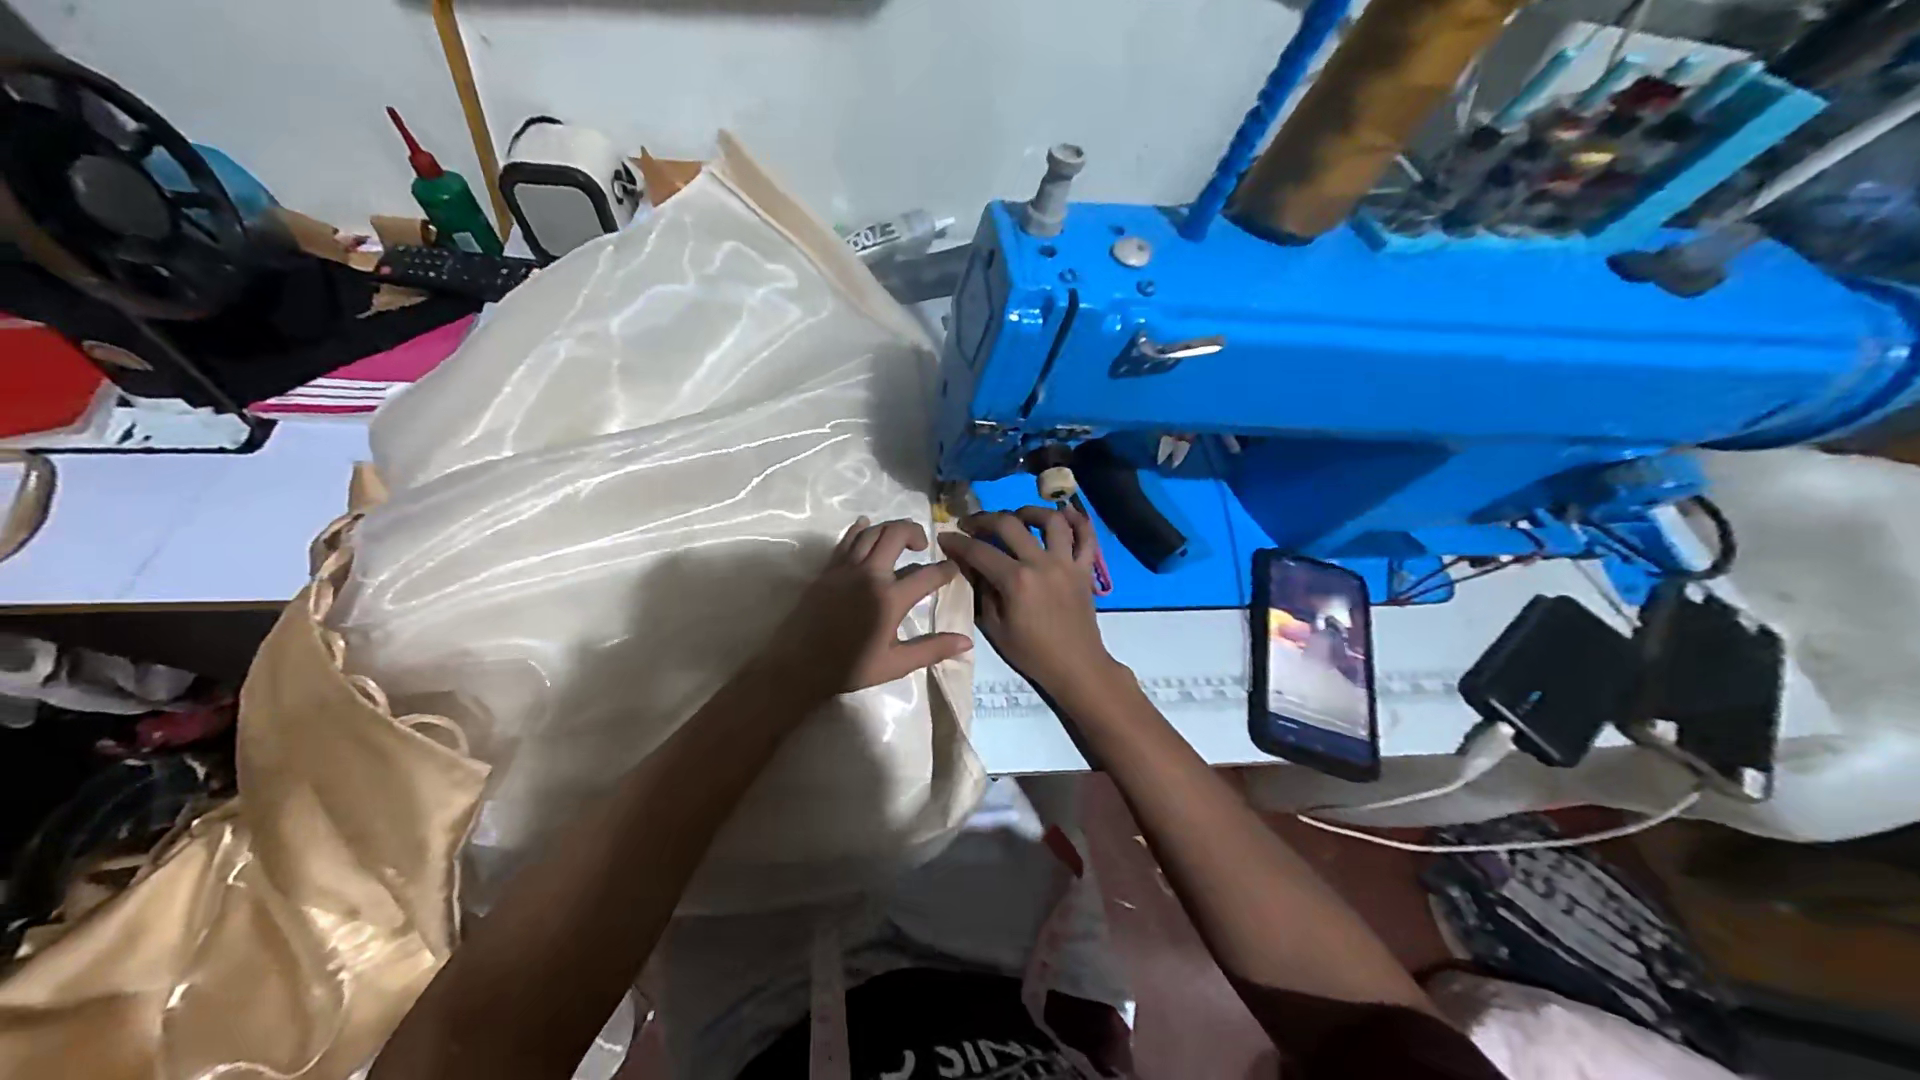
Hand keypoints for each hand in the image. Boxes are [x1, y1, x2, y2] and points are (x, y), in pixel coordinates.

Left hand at [757, 517, 972, 698]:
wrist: (798, 666)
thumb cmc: (850, 668)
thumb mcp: (896, 664)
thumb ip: (932, 649)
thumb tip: (967, 642)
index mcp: (890, 599)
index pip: (928, 575)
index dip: (947, 570)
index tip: (954, 569)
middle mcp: (870, 575)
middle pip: (897, 535)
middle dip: (916, 533)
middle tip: (924, 546)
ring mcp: (846, 568)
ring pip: (872, 532)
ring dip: (891, 529)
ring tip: (901, 540)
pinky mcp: (828, 569)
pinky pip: (847, 539)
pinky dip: (860, 529)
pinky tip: (866, 525)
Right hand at [937, 507, 1120, 700]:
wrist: (1076, 666)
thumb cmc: (1032, 653)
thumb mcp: (995, 627)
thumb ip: (981, 592)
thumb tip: (968, 566)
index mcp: (1016, 581)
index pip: (979, 551)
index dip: (958, 542)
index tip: (944, 537)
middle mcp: (1041, 563)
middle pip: (1009, 524)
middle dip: (983, 519)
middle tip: (971, 524)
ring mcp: (1066, 563)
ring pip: (1051, 521)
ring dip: (1029, 511)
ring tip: (1017, 517)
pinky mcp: (1085, 568)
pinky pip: (1087, 537)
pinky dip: (1078, 521)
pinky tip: (1064, 513)